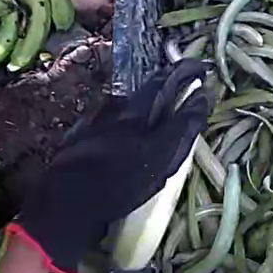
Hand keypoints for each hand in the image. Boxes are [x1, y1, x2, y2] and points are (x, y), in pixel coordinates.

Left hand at [15, 59, 209, 272]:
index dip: (189, 70)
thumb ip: (185, 124)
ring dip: (152, 105)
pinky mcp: (84, 137)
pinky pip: (117, 121)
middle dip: (171, 84)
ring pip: (132, 105)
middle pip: (149, 89)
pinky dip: (133, 123)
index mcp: (138, 107)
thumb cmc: (121, 180)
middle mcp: (117, 106)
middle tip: (188, 89)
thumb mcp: (163, 155)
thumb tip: (204, 96)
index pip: (169, 77)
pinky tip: (134, 139)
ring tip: (165, 115)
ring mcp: (98, 121)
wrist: (68, 202)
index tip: (204, 69)